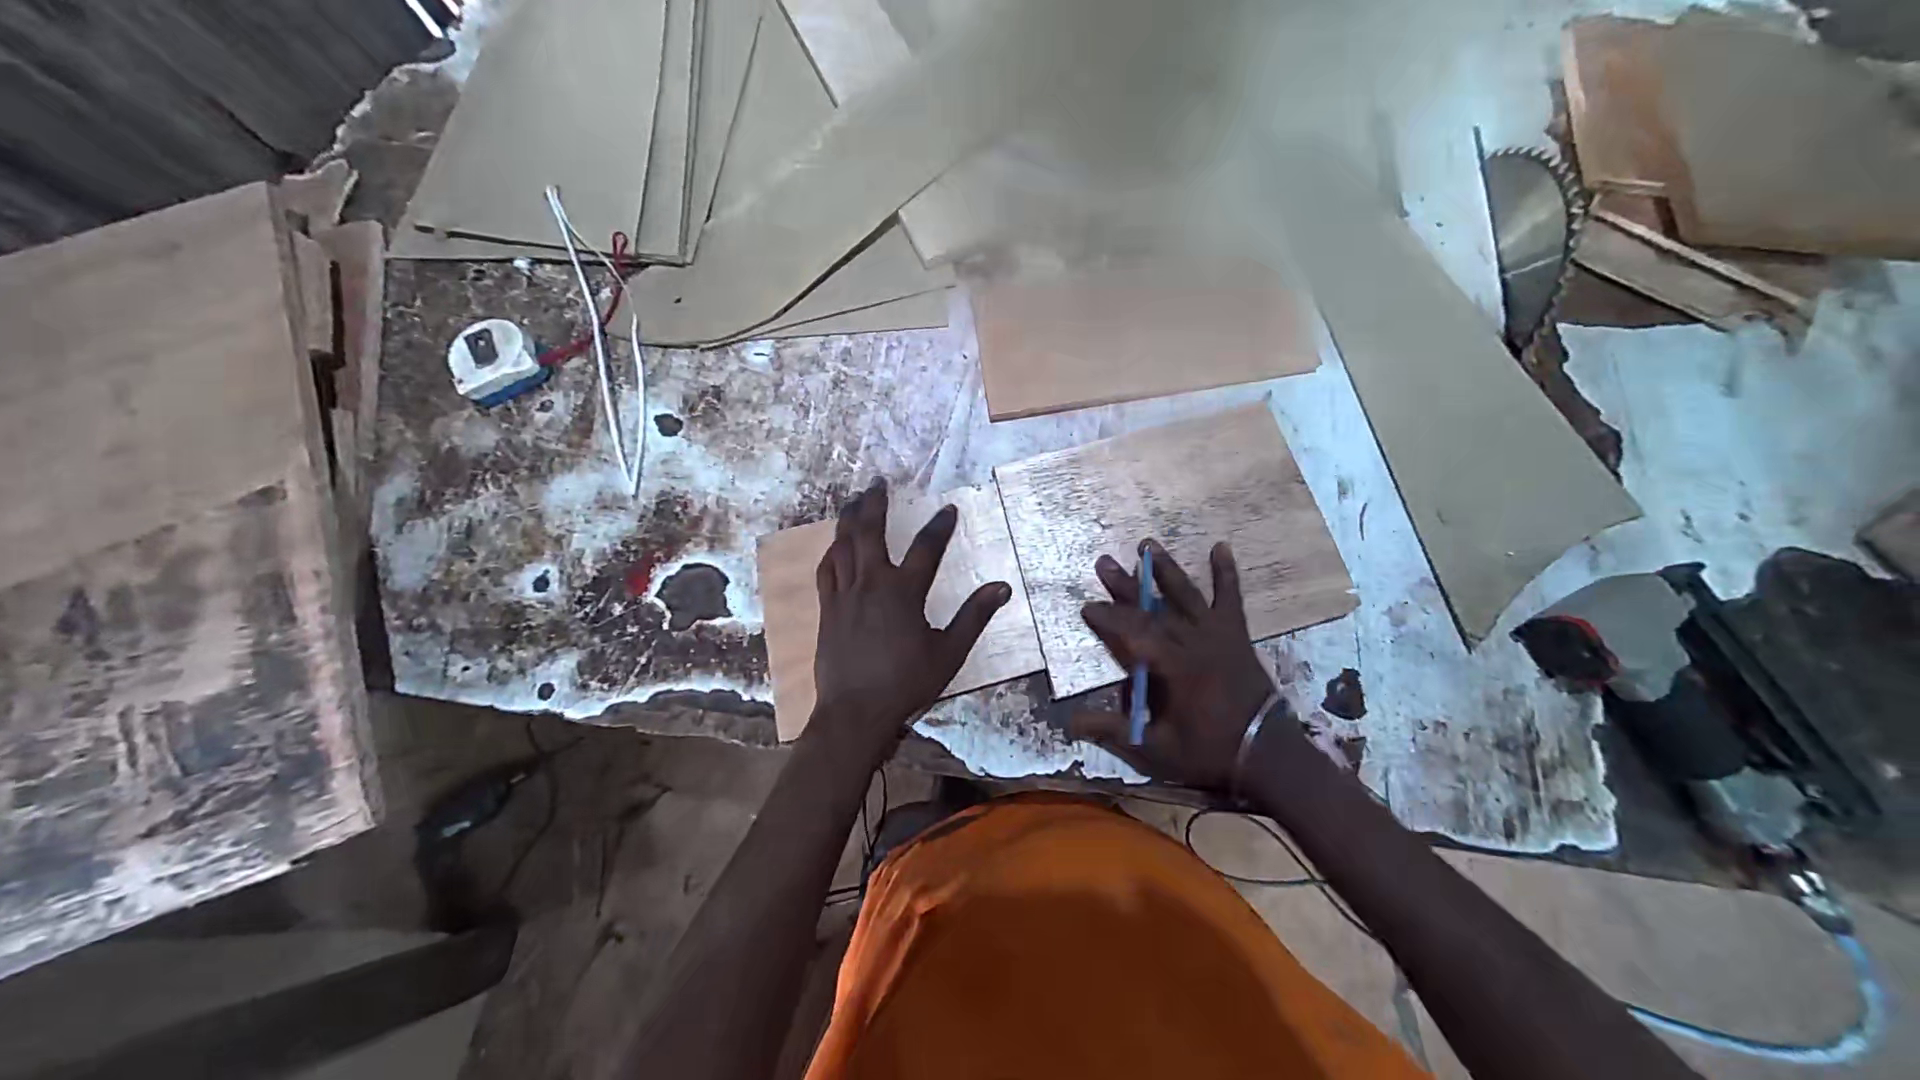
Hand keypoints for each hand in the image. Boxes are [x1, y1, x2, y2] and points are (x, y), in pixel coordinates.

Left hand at [809, 478, 1011, 758]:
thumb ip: (974, 617)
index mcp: (903, 592)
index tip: (949, 509)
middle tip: (878, 483)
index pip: (926, 548)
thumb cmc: (906, 683)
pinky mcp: (827, 609)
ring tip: (853, 502)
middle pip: (870, 532)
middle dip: (875, 504)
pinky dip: (831, 552)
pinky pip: (826, 571)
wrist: (856, 711)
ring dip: (849, 520)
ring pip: (843, 546)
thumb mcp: (949, 652)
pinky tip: (834, 545)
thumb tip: (1001, 587)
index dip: (939, 526)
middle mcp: (871, 584)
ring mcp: (844, 595)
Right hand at [1069, 540, 1294, 790]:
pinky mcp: (1236, 635)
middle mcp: (1194, 642)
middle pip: (1153, 608)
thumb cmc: (1209, 751)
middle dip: (1125, 586)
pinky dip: (1226, 573)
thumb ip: (1113, 731)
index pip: (1133, 633)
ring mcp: (1218, 635)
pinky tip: (1221, 547)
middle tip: (1103, 562)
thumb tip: (1070, 722)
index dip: (1108, 619)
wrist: (1268, 753)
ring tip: (1148, 544)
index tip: (1087, 607)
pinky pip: (1230, 598)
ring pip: (1186, 595)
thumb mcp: (1156, 748)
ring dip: (1165, 569)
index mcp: (1174, 667)